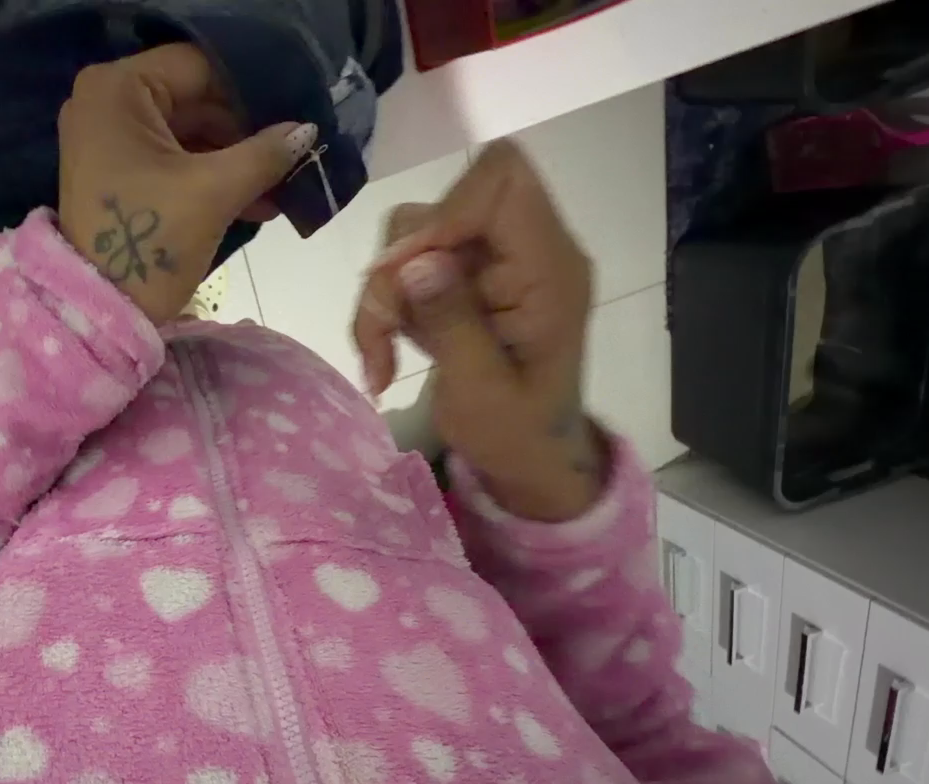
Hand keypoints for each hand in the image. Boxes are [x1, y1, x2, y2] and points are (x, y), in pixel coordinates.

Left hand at [57, 44, 315, 322]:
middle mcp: (105, 104)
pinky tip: (255, 202)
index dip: (251, 93)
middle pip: (194, 102)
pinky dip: (209, 180)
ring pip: (187, 137)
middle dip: (245, 135)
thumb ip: (264, 154)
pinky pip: (172, 163)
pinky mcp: (116, 178)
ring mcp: (107, 143)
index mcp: (117, 90)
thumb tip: (307, 131)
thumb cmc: (152, 243)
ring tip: (281, 188)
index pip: (200, 69)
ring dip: (234, 163)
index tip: (294, 116)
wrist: (103, 314)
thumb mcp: (213, 193)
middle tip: (291, 157)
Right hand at [353, 140, 602, 521]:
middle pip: (439, 209)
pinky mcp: (461, 284)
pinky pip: (404, 274)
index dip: (445, 213)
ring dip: (382, 301)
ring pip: (409, 242)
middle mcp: (520, 252)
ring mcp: (488, 267)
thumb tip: (415, 262)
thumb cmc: (517, 435)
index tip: (408, 277)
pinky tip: (385, 359)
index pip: (501, 181)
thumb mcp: (482, 392)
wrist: (525, 458)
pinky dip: (384, 315)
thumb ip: (453, 322)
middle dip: (396, 271)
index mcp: (548, 268)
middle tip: (382, 337)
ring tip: (380, 362)